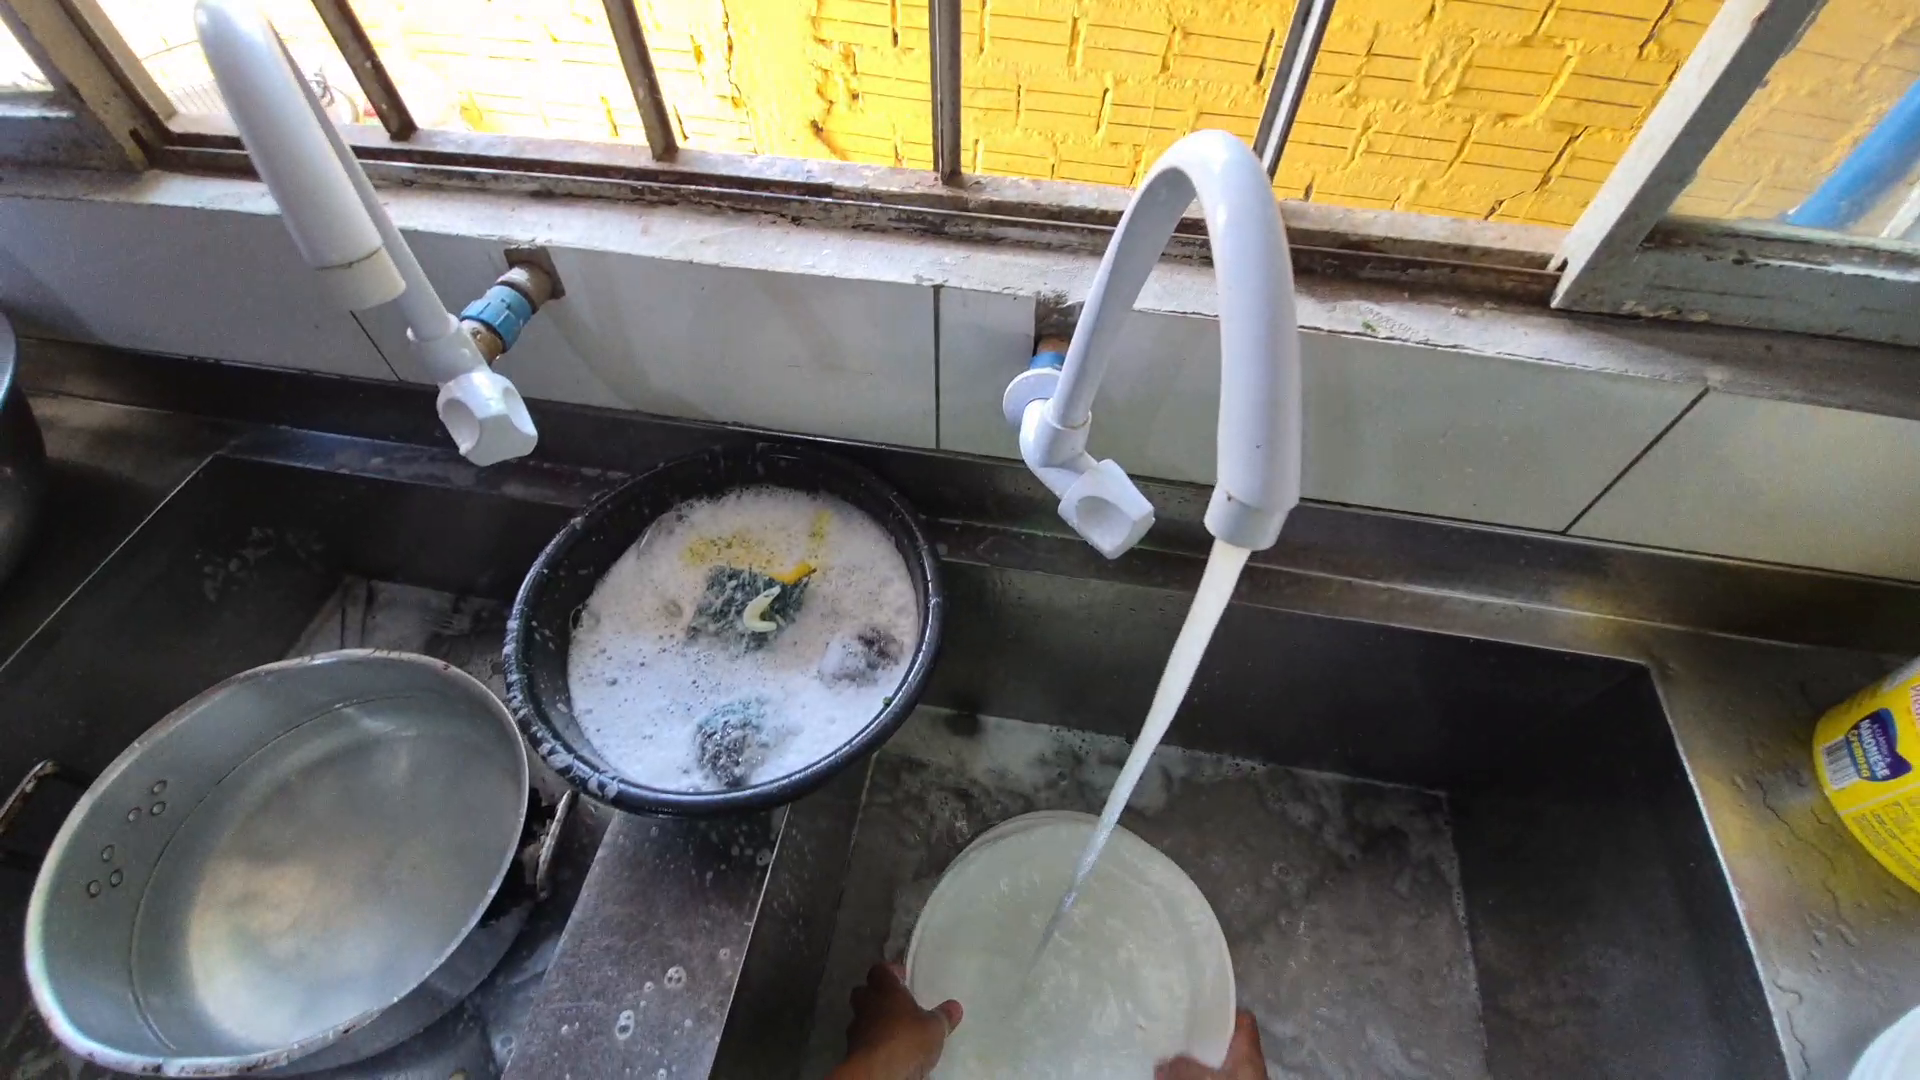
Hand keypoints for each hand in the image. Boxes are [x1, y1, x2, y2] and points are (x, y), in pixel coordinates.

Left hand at [830, 963, 962, 1079]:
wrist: (876, 1074)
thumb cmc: (905, 1040)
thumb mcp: (934, 1029)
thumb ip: (943, 1016)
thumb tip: (955, 1007)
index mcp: (885, 989)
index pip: (881, 969)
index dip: (891, 972)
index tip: (903, 979)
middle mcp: (867, 1004)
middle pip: (864, 991)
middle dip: (876, 996)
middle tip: (895, 1004)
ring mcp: (856, 1028)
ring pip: (861, 1017)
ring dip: (872, 1022)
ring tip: (892, 1032)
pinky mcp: (851, 1052)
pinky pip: (861, 1041)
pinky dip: (871, 1043)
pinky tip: (886, 1052)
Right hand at [1156, 1010, 1268, 1079]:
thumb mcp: (1202, 1079)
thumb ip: (1181, 1067)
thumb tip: (1161, 1063)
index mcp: (1248, 1053)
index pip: (1242, 1018)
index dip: (1222, 1008)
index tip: (1195, 1003)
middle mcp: (1247, 1068)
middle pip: (1223, 1044)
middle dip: (1197, 1039)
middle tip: (1171, 1031)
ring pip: (1214, 1068)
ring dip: (1192, 1064)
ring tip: (1165, 1057)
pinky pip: (1210, 1079)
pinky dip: (1194, 1078)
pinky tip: (1171, 1077)